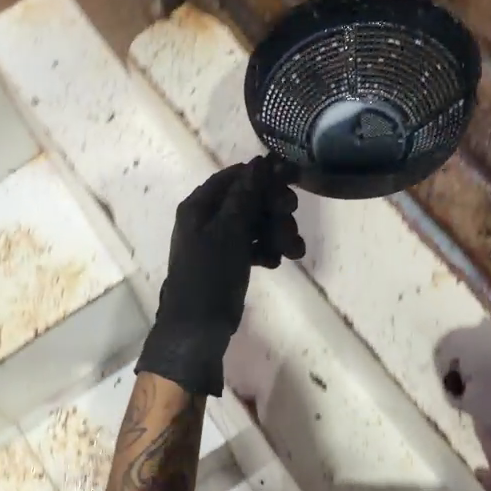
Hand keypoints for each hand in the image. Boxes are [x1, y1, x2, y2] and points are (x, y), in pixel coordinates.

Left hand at [136, 157, 304, 395]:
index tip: (291, 184)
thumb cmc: (209, 276)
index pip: (235, 177)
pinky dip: (266, 251)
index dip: (263, 178)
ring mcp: (218, 242)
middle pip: (249, 201)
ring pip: (255, 225)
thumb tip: (260, 162)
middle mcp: (207, 219)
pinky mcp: (228, 263)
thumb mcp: (229, 231)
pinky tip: (277, 263)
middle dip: (274, 211)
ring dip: (276, 234)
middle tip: (291, 223)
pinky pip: (252, 247)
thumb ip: (245, 196)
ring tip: (292, 251)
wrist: (197, 328)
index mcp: (199, 206)